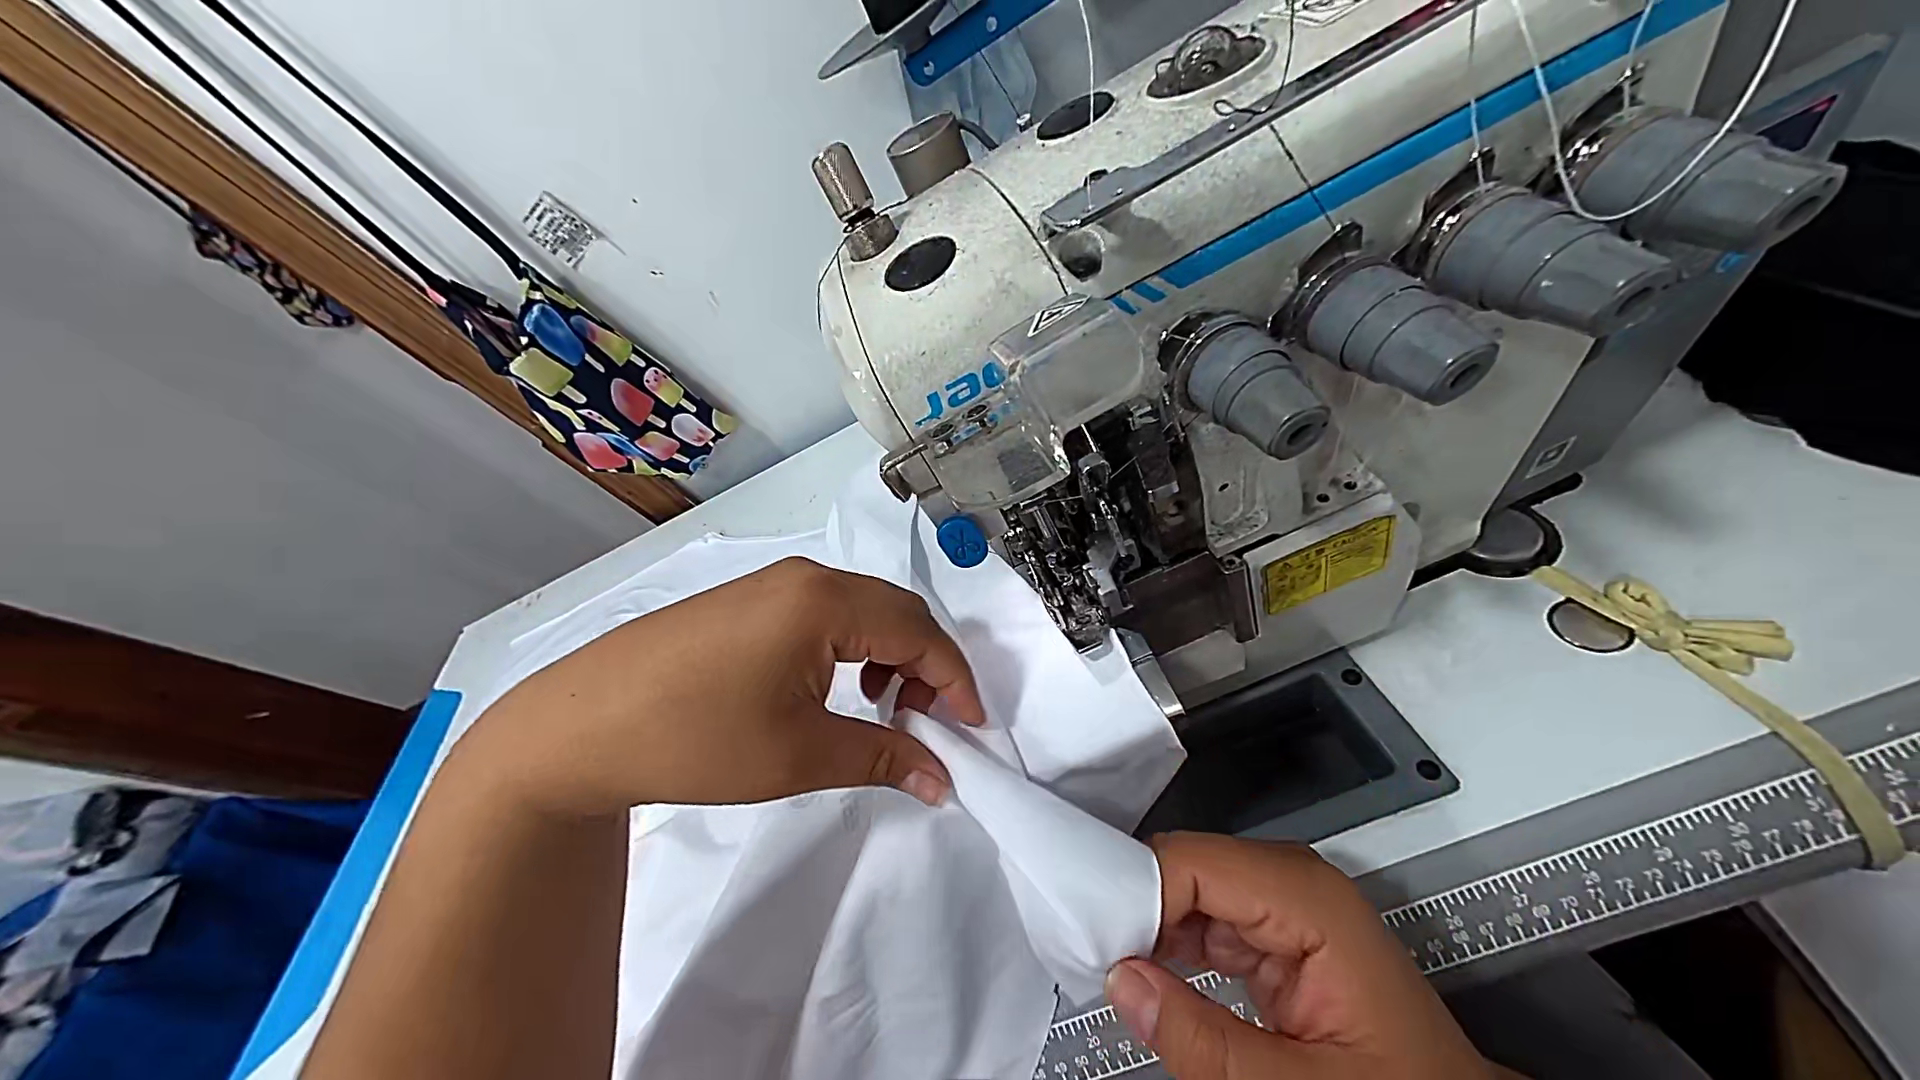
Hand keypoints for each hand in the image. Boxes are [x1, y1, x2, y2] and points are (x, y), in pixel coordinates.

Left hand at [452, 556, 986, 816]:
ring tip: (881, 706)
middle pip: (897, 611)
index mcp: (825, 601)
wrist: (578, 726)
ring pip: (864, 608)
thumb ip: (885, 757)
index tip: (972, 728)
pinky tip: (835, 686)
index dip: (955, 680)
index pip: (919, 631)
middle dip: (926, 665)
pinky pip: (827, 611)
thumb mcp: (801, 755)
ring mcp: (774, 582)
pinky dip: (853, 646)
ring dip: (890, 653)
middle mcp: (806, 576)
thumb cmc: (696, 738)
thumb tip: (943, 779)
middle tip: (930, 721)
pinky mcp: (751, 598)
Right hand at [1104, 832, 1492, 1079]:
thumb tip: (1122, 982)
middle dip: (1137, 909)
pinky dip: (1171, 944)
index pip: (1190, 861)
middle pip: (1183, 866)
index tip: (1102, 943)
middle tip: (1099, 957)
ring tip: (1119, 968)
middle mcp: (1290, 882)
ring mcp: (1280, 902)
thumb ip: (1203, 1041)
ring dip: (1149, 929)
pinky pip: (1202, 917)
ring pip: (1185, 889)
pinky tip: (1152, 975)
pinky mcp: (1271, 929)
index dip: (1137, 895)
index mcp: (1306, 897)